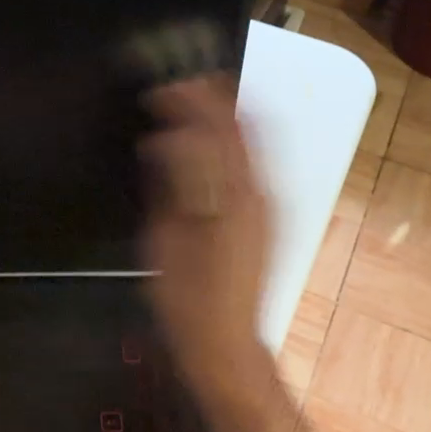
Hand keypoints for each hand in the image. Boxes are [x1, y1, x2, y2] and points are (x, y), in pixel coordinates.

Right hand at [140, 77, 271, 389]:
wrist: (227, 345)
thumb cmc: (187, 302)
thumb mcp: (165, 241)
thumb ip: (170, 184)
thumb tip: (163, 141)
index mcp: (234, 195)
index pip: (217, 125)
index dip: (189, 96)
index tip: (160, 86)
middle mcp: (261, 190)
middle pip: (246, 121)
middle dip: (212, 96)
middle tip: (177, 86)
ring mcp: (270, 203)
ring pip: (256, 138)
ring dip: (225, 115)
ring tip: (190, 107)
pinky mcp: (268, 216)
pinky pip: (254, 161)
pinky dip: (231, 142)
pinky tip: (206, 149)